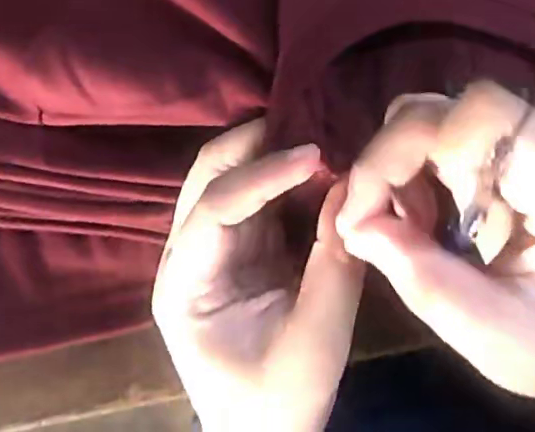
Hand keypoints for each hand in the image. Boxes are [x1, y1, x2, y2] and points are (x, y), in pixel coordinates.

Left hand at [152, 120, 363, 431]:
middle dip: (259, 144)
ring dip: (272, 150)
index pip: (214, 207)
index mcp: (185, 284)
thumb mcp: (314, 345)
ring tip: (323, 146)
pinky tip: (320, 167)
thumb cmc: (279, 400)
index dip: (263, 174)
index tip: (315, 156)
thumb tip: (350, 192)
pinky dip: (286, 170)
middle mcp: (187, 252)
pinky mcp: (240, 241)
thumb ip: (333, 267)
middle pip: (208, 172)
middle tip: (315, 133)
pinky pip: (257, 187)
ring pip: (228, 169)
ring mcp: (212, 242)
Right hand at [333, 82, 534, 405]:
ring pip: (430, 114)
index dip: (418, 145)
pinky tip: (420, 221)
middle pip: (442, 107)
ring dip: (396, 166)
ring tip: (405, 229)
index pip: (481, 111)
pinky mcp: (498, 149)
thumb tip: (356, 228)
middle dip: (390, 160)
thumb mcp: (507, 343)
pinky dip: (408, 171)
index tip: (380, 212)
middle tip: (370, 226)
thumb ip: (433, 287)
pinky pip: (435, 135)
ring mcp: (516, 139)